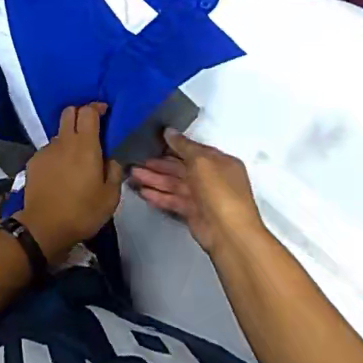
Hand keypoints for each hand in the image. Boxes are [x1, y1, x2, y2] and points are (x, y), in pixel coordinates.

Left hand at [13, 104, 122, 262]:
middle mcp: (63, 141)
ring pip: (59, 133)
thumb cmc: (83, 211)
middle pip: (69, 112)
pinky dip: (58, 154)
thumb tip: (111, 158)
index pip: (88, 111)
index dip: (97, 108)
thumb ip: (114, 171)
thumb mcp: (111, 196)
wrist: (44, 226)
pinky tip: (61, 172)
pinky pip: (49, 150)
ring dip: (69, 137)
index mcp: (85, 145)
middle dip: (80, 114)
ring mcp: (45, 150)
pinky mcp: (34, 161)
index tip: (105, 113)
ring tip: (77, 159)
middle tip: (92, 129)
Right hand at [130, 130, 266, 254]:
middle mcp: (211, 178)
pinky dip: (159, 195)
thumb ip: (183, 145)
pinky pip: (173, 200)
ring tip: (133, 174)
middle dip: (159, 164)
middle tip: (136, 159)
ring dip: (154, 178)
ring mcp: (202, 196)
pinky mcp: (193, 212)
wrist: (228, 232)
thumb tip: (169, 131)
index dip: (173, 145)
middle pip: (181, 167)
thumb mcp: (201, 160)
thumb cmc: (218, 190)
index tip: (152, 140)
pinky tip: (143, 192)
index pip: (193, 150)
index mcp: (219, 162)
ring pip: (174, 183)